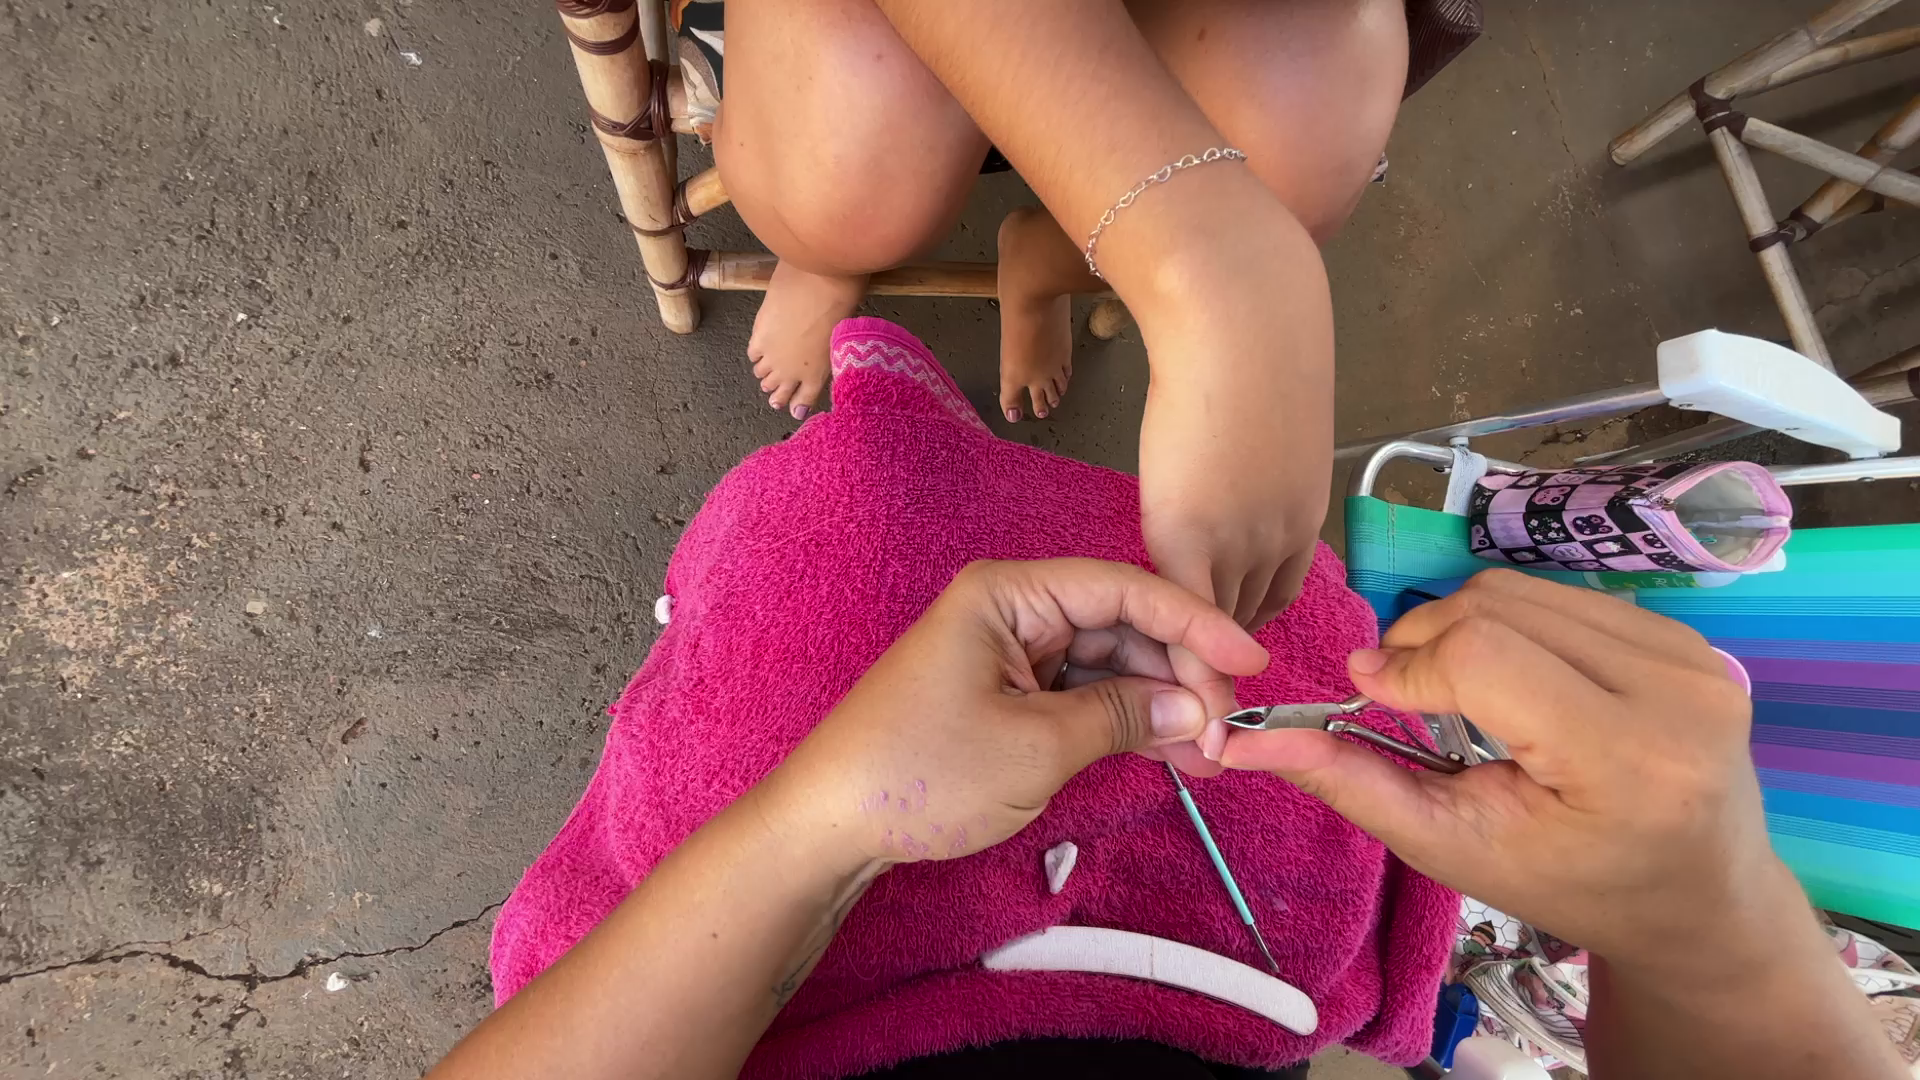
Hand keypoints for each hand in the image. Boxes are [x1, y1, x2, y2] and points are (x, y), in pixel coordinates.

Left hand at [764, 559, 1267, 865]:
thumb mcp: (1035, 745)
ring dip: (1158, 703)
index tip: (1252, 662)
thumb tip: (1196, 709)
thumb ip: (1122, 716)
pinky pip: (1083, 693)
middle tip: (1226, 734)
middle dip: (1178, 674)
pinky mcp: (1012, 691)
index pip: (1120, 588)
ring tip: (1208, 756)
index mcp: (1008, 593)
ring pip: (1107, 663)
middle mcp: (1014, 610)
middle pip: (1119, 625)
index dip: (1194, 621)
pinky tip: (1168, 751)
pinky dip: (1123, 720)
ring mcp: (1013, 652)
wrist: (835, 821)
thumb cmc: (923, 771)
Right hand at [1128, 201, 1332, 769]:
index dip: (1242, 632)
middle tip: (1192, 691)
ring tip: (1166, 689)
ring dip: (1193, 657)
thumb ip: (1248, 477)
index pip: (1269, 594)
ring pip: (1214, 621)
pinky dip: (1171, 650)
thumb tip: (1221, 492)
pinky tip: (1152, 671)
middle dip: (1220, 657)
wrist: (1240, 323)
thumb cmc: (1252, 361)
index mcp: (1298, 517)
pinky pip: (1180, 612)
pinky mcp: (1189, 537)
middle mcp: (1278, 542)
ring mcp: (1236, 542)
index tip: (1221, 659)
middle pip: (1244, 618)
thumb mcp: (1263, 433)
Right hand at [1218, 568, 1791, 964]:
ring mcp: (1696, 655)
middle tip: (1407, 696)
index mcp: (1629, 761)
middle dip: (1420, 643)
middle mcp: (1679, 692)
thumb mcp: (1441, 843)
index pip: (1483, 656)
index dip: (1405, 667)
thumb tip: (1238, 741)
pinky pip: (1548, 591)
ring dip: (1453, 628)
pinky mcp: (1696, 634)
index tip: (1368, 696)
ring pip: (1510, 588)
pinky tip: (1508, 674)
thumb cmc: (1562, 881)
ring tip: (1455, 687)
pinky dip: (1497, 621)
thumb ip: (1343, 780)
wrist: (1696, 898)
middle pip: (1488, 608)